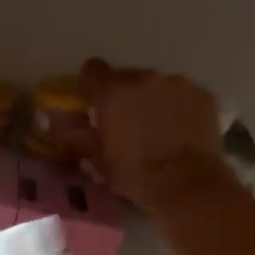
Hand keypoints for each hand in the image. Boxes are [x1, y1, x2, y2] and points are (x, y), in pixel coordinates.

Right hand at [61, 59, 230, 211]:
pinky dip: (180, 106)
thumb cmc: (136, 174)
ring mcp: (177, 83)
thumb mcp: (97, 158)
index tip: (95, 104)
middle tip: (129, 123)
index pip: (92, 69)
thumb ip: (74, 134)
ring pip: (157, 84)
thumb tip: (52, 121)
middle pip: (127, 78)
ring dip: (154, 99)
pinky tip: (182, 130)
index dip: (92, 85)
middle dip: (125, 96)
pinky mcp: (203, 94)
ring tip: (160, 128)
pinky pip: (183, 94)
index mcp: (113, 92)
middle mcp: (144, 78)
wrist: (188, 185)